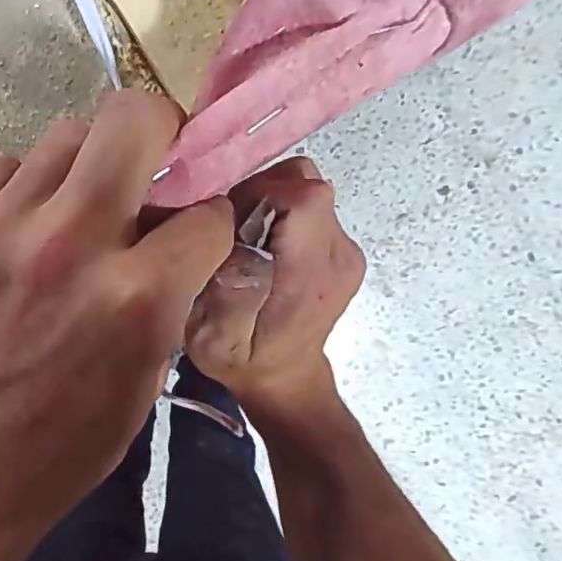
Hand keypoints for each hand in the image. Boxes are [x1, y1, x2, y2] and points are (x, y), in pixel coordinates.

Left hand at [0, 91, 233, 560]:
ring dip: (82, 169)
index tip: (192, 221)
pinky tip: (10, 238)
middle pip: (132, 118)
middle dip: (156, 133)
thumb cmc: (63, 445)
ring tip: (69, 213)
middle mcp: (65, 246)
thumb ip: (168, 288)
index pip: (206, 209)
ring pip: (61, 138)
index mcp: (134, 298)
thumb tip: (179, 224)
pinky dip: (18, 194)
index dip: (207, 215)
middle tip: (145, 166)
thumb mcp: (144, 375)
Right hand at [185, 156, 364, 407]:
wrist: (285, 378)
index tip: (230, 222)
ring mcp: (343, 247)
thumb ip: (229, 295)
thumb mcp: (217, 342)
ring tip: (242, 239)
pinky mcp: (338, 246)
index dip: (259, 194)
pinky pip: (306, 205)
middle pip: (303, 182)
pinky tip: (259, 246)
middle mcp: (338, 252)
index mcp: (312, 273)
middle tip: (229, 231)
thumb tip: (240, 245)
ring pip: (304, 186)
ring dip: (266, 201)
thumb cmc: (245, 362)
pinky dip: (278, 213)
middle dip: (258, 194)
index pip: (303, 196)